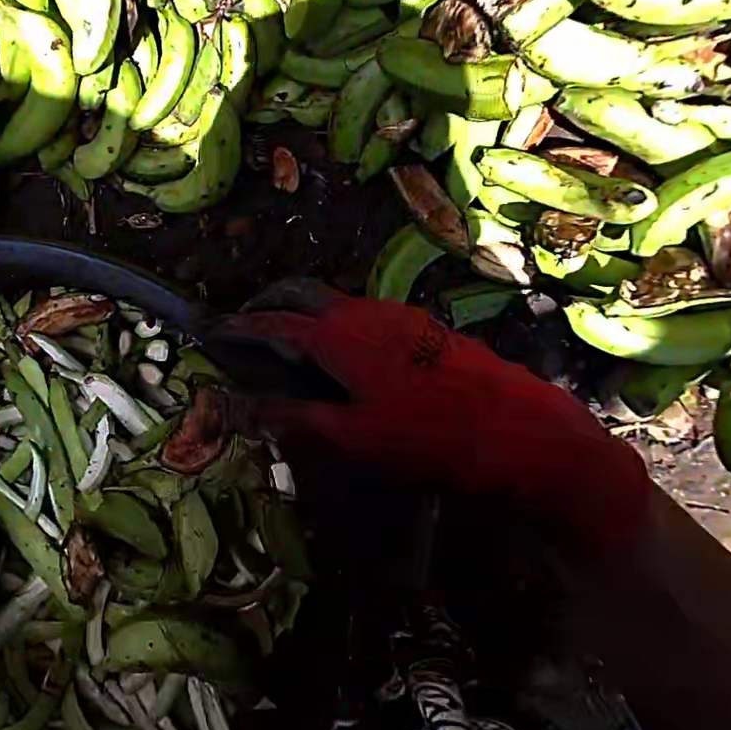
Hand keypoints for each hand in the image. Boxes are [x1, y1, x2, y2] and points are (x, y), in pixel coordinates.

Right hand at [223, 285, 649, 556]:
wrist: (519, 429)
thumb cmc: (426, 437)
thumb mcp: (352, 437)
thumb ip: (292, 417)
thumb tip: (237, 407)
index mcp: (337, 336)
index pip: (273, 322)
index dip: (238, 326)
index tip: (212, 329)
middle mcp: (362, 312)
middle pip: (301, 292)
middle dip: (268, 303)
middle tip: (246, 325)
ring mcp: (395, 314)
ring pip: (334, 301)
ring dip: (303, 312)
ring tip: (290, 342)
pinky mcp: (420, 325)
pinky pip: (362, 313)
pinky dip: (334, 323)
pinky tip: (343, 356)